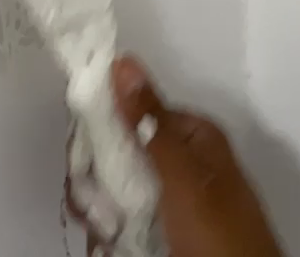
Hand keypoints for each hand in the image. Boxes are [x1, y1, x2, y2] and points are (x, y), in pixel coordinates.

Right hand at [110, 56, 283, 256]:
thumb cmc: (221, 239)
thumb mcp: (184, 179)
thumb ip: (150, 122)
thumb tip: (124, 61)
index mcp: (192, 136)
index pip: (130, 110)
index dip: (98, 127)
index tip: (78, 155)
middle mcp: (180, 161)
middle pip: (118, 149)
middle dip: (94, 176)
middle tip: (90, 207)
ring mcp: (172, 200)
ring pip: (115, 188)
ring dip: (99, 207)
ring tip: (101, 232)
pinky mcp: (166, 233)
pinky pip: (124, 220)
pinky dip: (110, 232)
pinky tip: (108, 245)